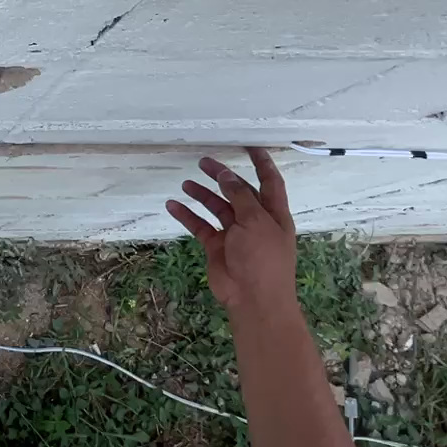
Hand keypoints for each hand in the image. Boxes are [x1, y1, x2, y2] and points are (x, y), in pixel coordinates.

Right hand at [165, 147, 297, 315]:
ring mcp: (235, 234)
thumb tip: (227, 174)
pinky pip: (199, 225)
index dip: (262, 164)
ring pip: (216, 207)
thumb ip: (240, 196)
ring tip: (186, 182)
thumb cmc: (263, 259)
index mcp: (273, 215)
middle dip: (223, 176)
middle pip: (238, 192)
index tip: (251, 146)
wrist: (254, 299)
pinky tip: (173, 205)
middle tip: (204, 162)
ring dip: (202, 194)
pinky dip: (186, 214)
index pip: (270, 182)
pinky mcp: (216, 246)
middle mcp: (254, 221)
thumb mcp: (256, 222)